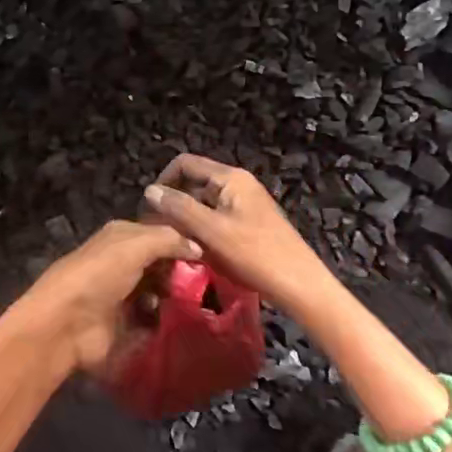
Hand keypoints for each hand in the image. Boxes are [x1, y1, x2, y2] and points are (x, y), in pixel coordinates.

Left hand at [8, 220, 200, 376]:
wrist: (67, 323)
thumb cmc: (98, 275)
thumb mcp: (132, 246)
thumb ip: (166, 239)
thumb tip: (198, 246)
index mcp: (121, 236)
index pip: (160, 233)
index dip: (185, 241)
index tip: (217, 251)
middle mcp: (124, 261)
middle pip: (164, 263)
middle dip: (187, 271)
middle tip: (217, 281)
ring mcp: (127, 293)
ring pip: (164, 290)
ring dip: (180, 296)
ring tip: (206, 303)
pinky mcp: (130, 323)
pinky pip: (159, 318)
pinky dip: (170, 319)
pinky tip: (187, 322)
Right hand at [141, 154, 334, 316]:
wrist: (302, 288)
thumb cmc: (256, 255)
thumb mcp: (211, 230)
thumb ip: (178, 207)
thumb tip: (149, 190)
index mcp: (230, 178)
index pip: (184, 164)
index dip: (163, 181)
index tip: (150, 207)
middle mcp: (237, 184)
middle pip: (193, 183)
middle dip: (174, 203)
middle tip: (159, 229)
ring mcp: (244, 204)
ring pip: (203, 203)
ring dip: (187, 220)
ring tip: (175, 242)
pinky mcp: (249, 223)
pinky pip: (215, 218)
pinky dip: (202, 230)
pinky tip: (197, 251)